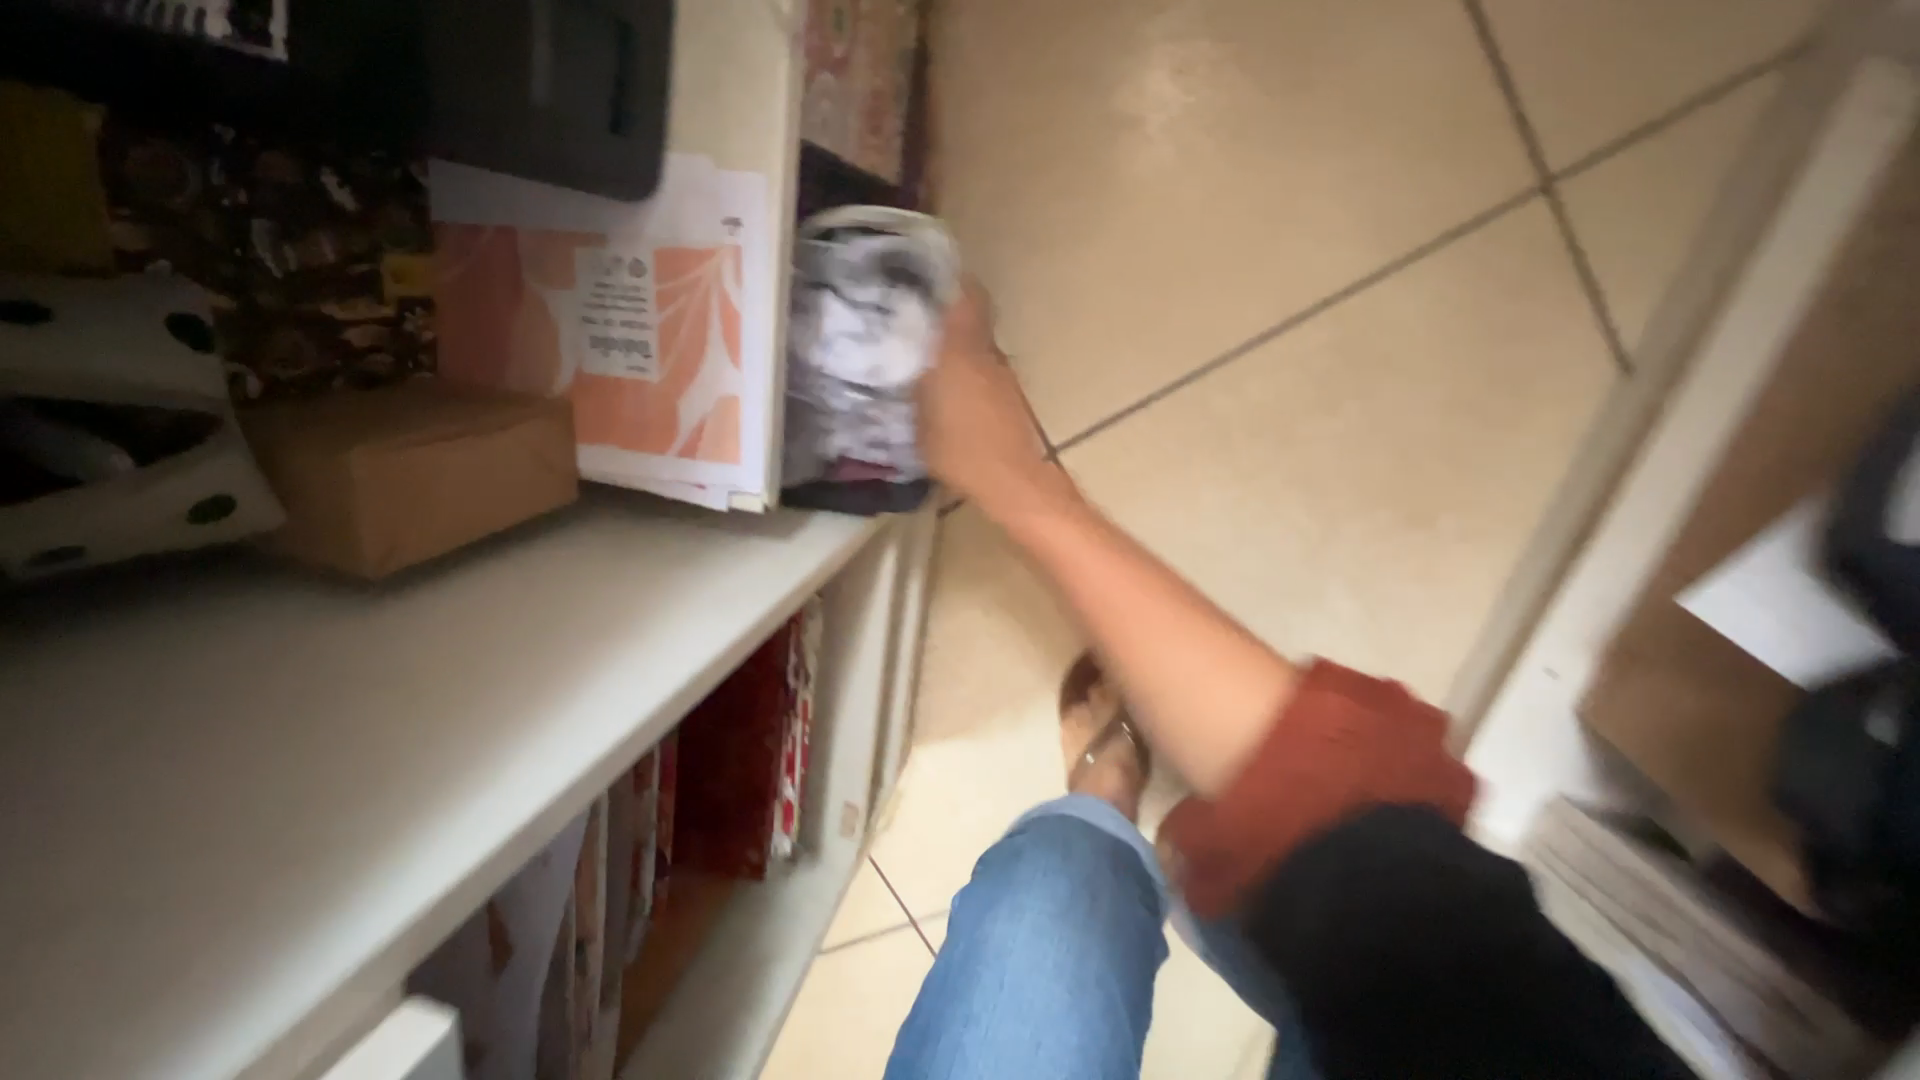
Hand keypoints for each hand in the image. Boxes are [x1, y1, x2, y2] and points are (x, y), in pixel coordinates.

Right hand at [918, 280, 1064, 516]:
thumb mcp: (915, 416)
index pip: (966, 294)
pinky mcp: (1009, 399)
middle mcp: (986, 354)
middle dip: (946, 317)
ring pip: (978, 348)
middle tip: (915, 321)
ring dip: (957, 349)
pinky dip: (967, 375)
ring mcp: (1002, 376)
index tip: (926, 278)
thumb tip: (896, 360)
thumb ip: (907, 382)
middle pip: (971, 319)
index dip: (950, 281)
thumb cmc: (957, 447)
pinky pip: (983, 373)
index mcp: (960, 347)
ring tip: (927, 360)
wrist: (1009, 479)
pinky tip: (948, 393)